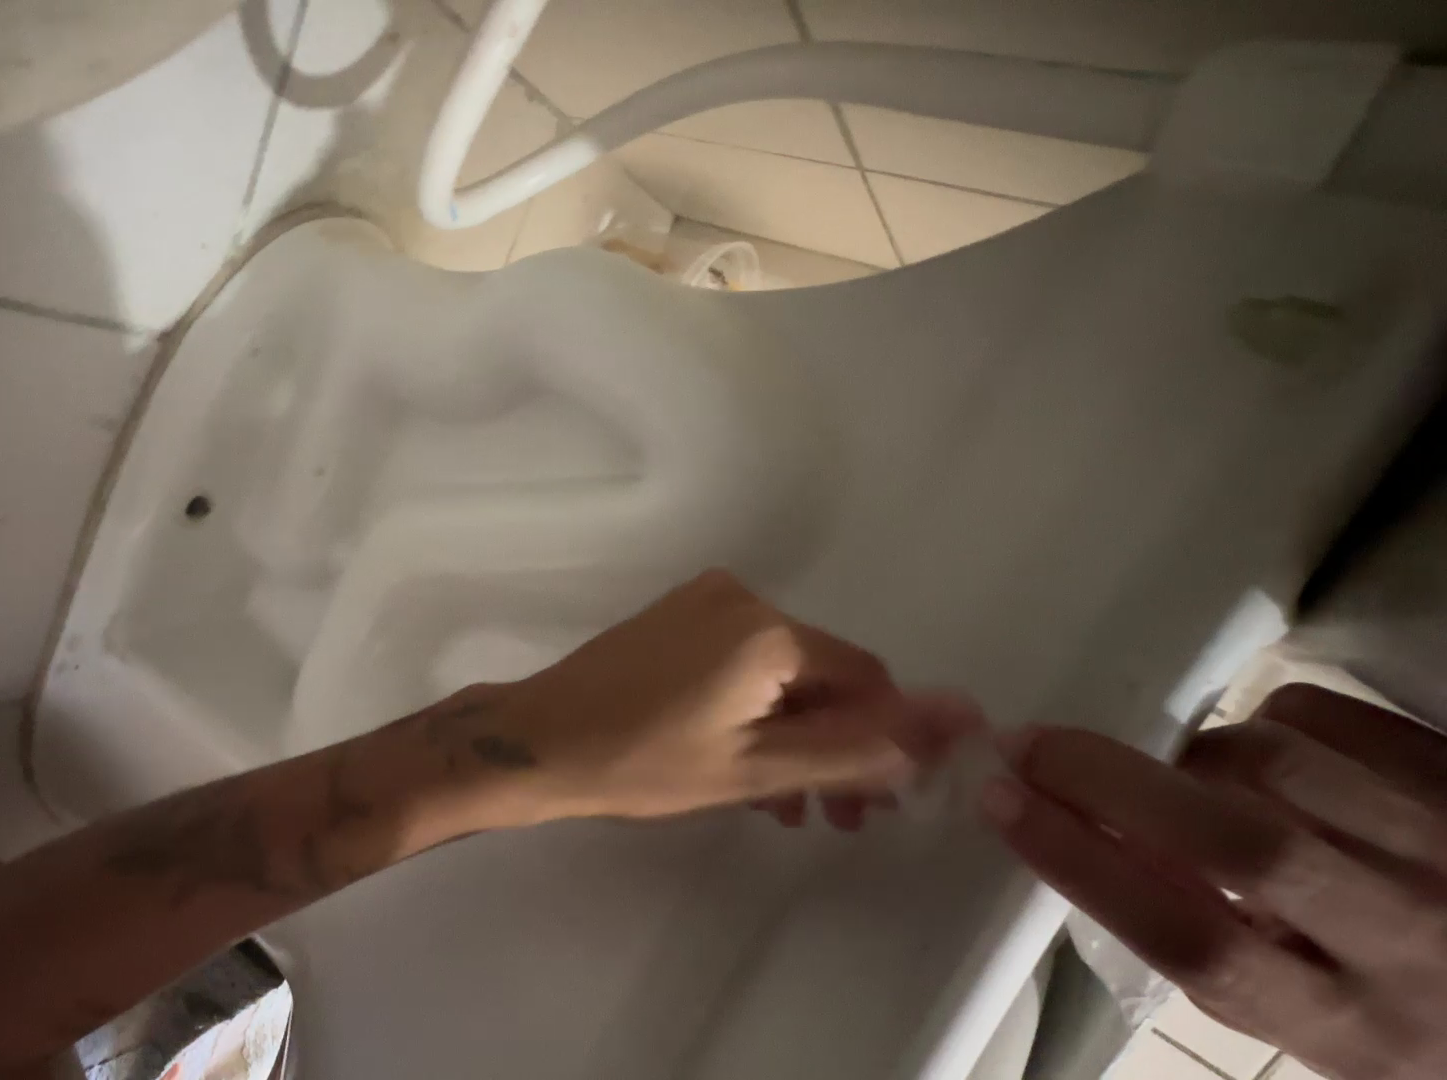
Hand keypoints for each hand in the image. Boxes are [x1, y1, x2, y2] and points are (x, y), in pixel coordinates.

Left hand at [498, 569, 982, 821]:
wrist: (540, 739)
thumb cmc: (644, 762)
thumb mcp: (759, 768)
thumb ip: (859, 745)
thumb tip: (958, 715)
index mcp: (767, 628)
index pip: (866, 678)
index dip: (882, 738)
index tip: (873, 800)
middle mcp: (740, 597)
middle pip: (819, 673)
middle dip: (835, 743)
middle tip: (831, 814)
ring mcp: (700, 602)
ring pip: (779, 672)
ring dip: (793, 733)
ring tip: (783, 802)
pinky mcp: (674, 617)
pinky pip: (739, 659)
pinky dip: (754, 706)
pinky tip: (745, 760)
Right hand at [984, 684, 1446, 1079]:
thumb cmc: (1382, 1000)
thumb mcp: (1286, 1002)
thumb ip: (1195, 935)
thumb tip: (1082, 831)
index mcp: (1349, 1023)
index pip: (1192, 942)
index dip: (1081, 862)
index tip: (998, 798)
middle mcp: (1412, 943)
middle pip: (1240, 847)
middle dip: (1107, 780)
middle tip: (1031, 745)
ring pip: (1275, 760)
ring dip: (1189, 753)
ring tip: (1176, 769)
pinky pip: (1325, 712)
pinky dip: (1265, 717)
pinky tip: (1267, 754)